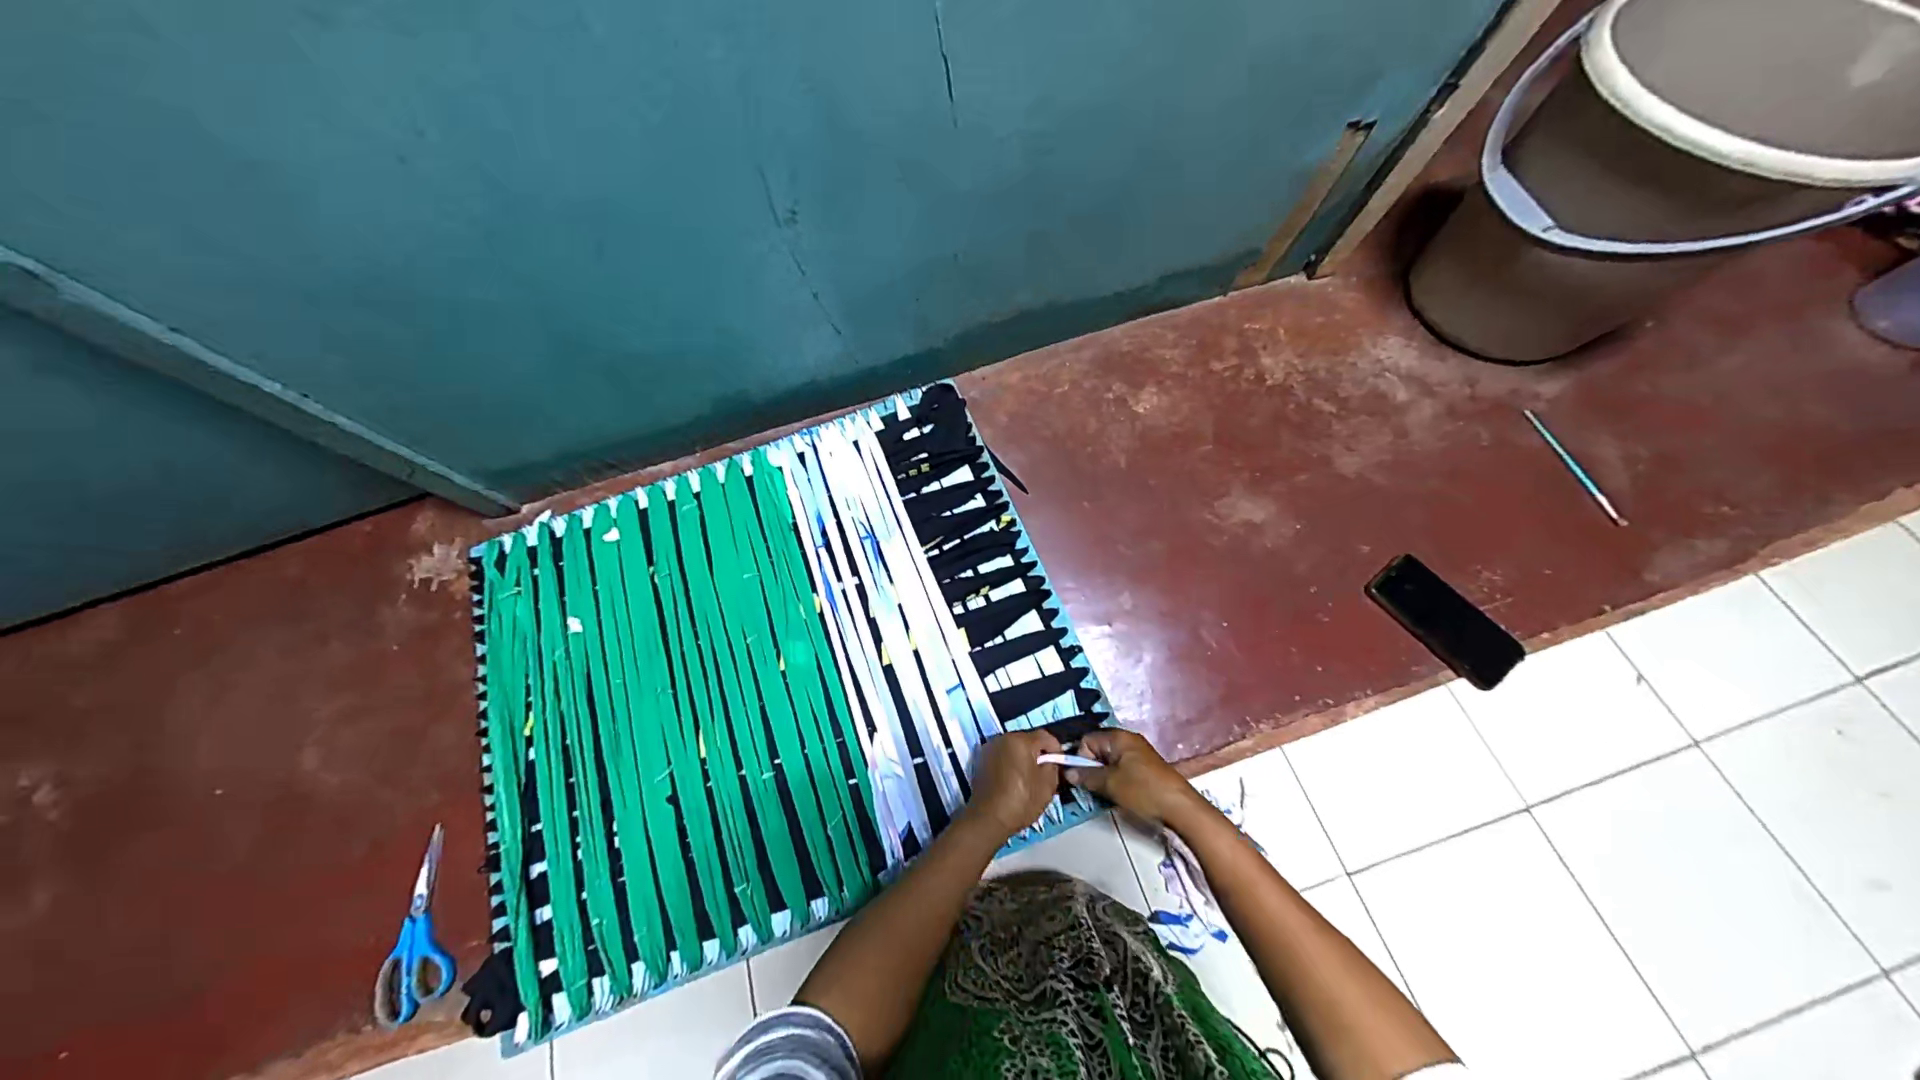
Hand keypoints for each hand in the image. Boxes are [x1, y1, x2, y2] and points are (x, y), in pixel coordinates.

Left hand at [963, 729, 1064, 839]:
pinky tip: (1014, 780)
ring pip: (1013, 748)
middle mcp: (1002, 738)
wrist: (988, 819)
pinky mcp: (980, 760)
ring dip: (1023, 758)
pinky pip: (1002, 756)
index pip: (1045, 736)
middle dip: (1038, 753)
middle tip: (1045, 771)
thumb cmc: (1021, 801)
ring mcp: (989, 749)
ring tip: (1029, 777)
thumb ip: (1052, 766)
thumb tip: (1049, 761)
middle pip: (1027, 740)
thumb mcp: (1047, 785)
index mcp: (1020, 741)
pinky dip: (1010, 763)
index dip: (1056, 748)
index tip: (1059, 763)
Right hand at [1066, 729, 1203, 825]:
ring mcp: (1138, 755)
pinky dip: (1116, 780)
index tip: (1083, 777)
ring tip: (1106, 793)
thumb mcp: (1110, 783)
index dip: (1081, 757)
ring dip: (1103, 777)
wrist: (1180, 808)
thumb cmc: (1143, 791)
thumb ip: (1086, 776)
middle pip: (1097, 750)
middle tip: (1092, 788)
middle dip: (1091, 768)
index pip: (1087, 740)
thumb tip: (1068, 772)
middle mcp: (1128, 741)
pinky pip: (1121, 769)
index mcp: (1119, 737)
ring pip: (1109, 762)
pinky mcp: (1145, 769)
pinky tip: (1119, 794)